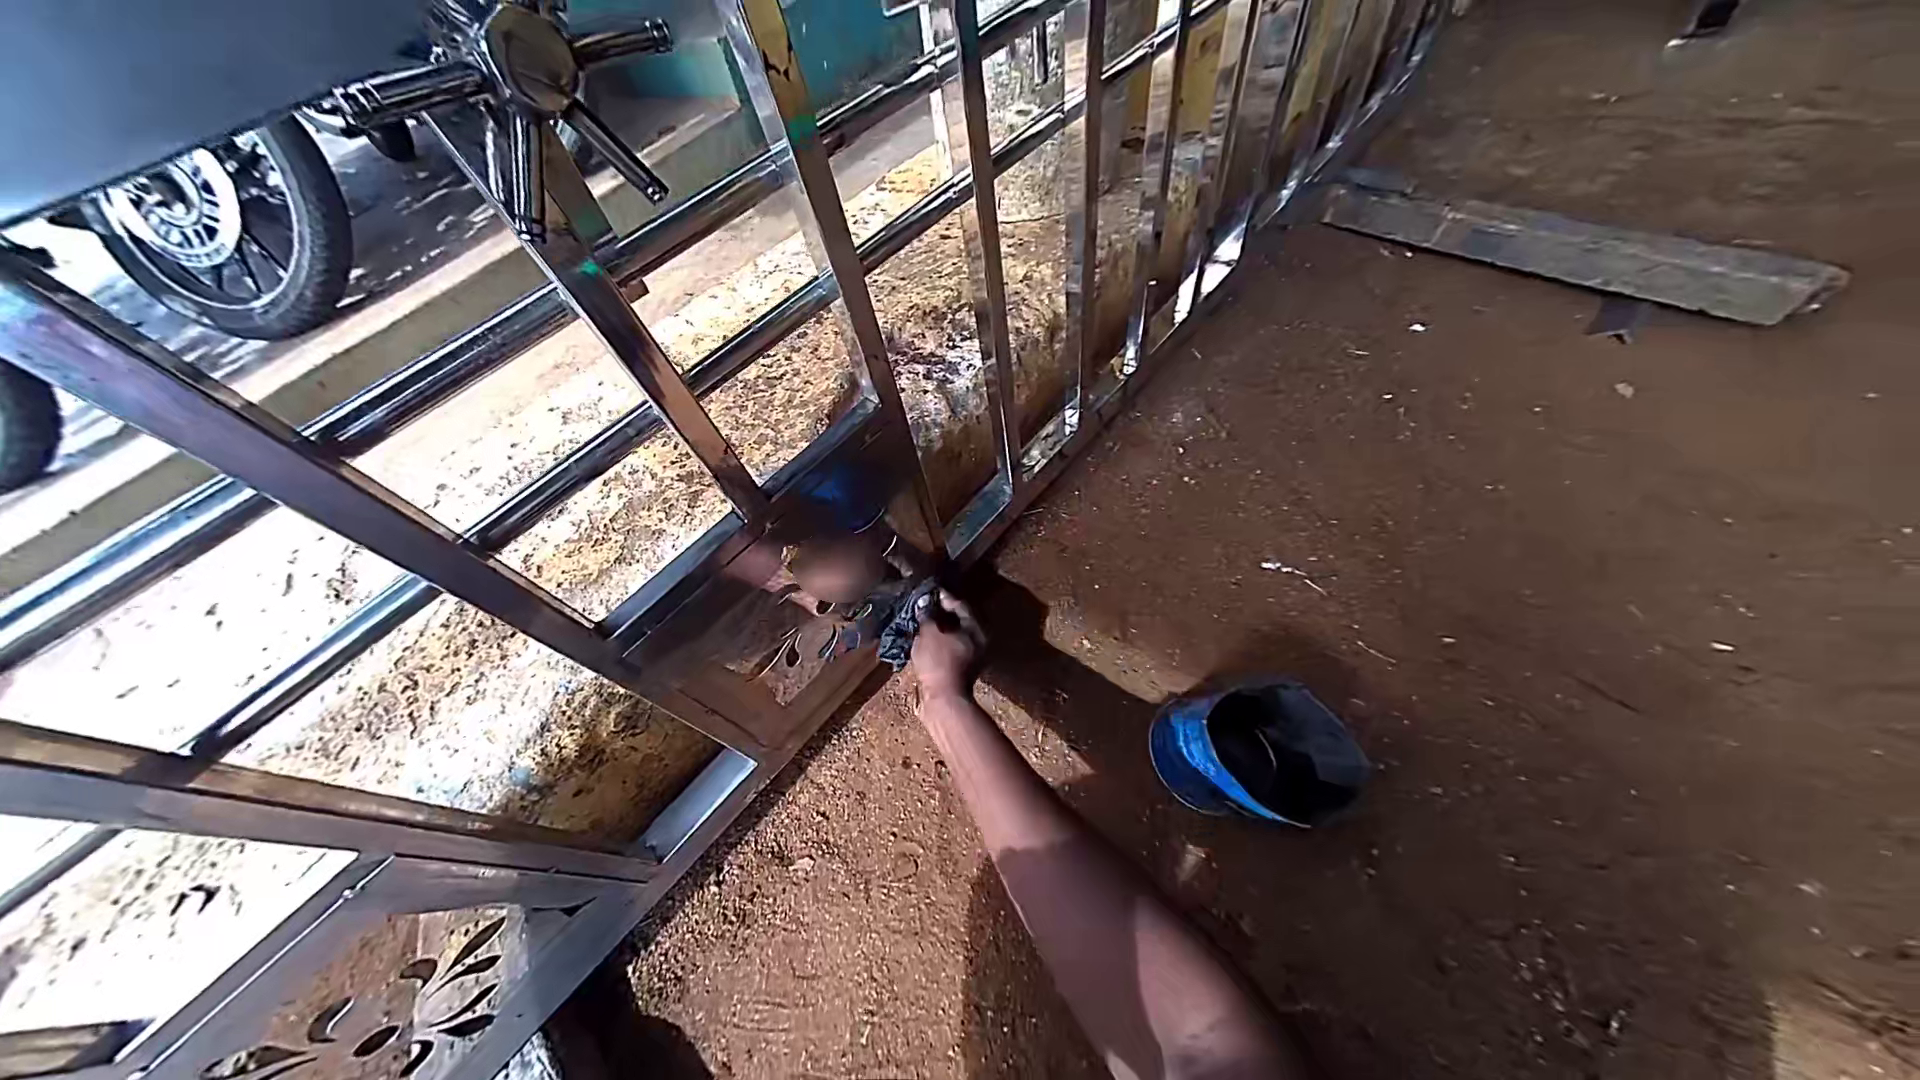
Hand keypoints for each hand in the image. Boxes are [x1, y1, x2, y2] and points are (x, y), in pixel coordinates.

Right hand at [910, 587, 985, 700]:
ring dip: (935, 628)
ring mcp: (968, 657)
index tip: (930, 591)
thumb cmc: (939, 662)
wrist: (942, 700)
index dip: (944, 596)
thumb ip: (927, 614)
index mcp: (977, 629)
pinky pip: (944, 648)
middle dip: (938, 613)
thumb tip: (924, 602)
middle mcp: (977, 641)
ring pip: (950, 635)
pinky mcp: (956, 669)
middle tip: (922, 604)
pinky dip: (934, 642)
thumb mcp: (930, 633)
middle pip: (956, 620)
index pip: (961, 605)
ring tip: (917, 620)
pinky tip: (919, 639)